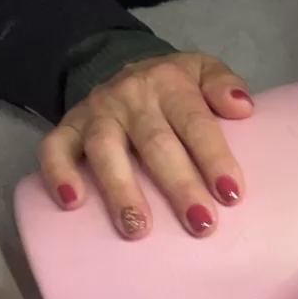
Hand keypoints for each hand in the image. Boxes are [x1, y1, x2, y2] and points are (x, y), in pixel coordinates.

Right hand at [40, 52, 254, 240]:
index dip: (214, 158)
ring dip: (121, 192)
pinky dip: (59, 174)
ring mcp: (97, 113)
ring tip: (138, 230)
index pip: (195, 123)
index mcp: (171, 84)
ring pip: (105, 151)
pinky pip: (55, 148)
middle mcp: (131, 97)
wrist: (126, 67)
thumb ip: (224, 84)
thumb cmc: (179, 87)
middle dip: (179, 187)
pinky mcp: (68, 126)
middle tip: (200, 224)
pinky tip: (72, 203)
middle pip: (156, 144)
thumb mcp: (205, 71)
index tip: (231, 194)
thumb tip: (242, 107)